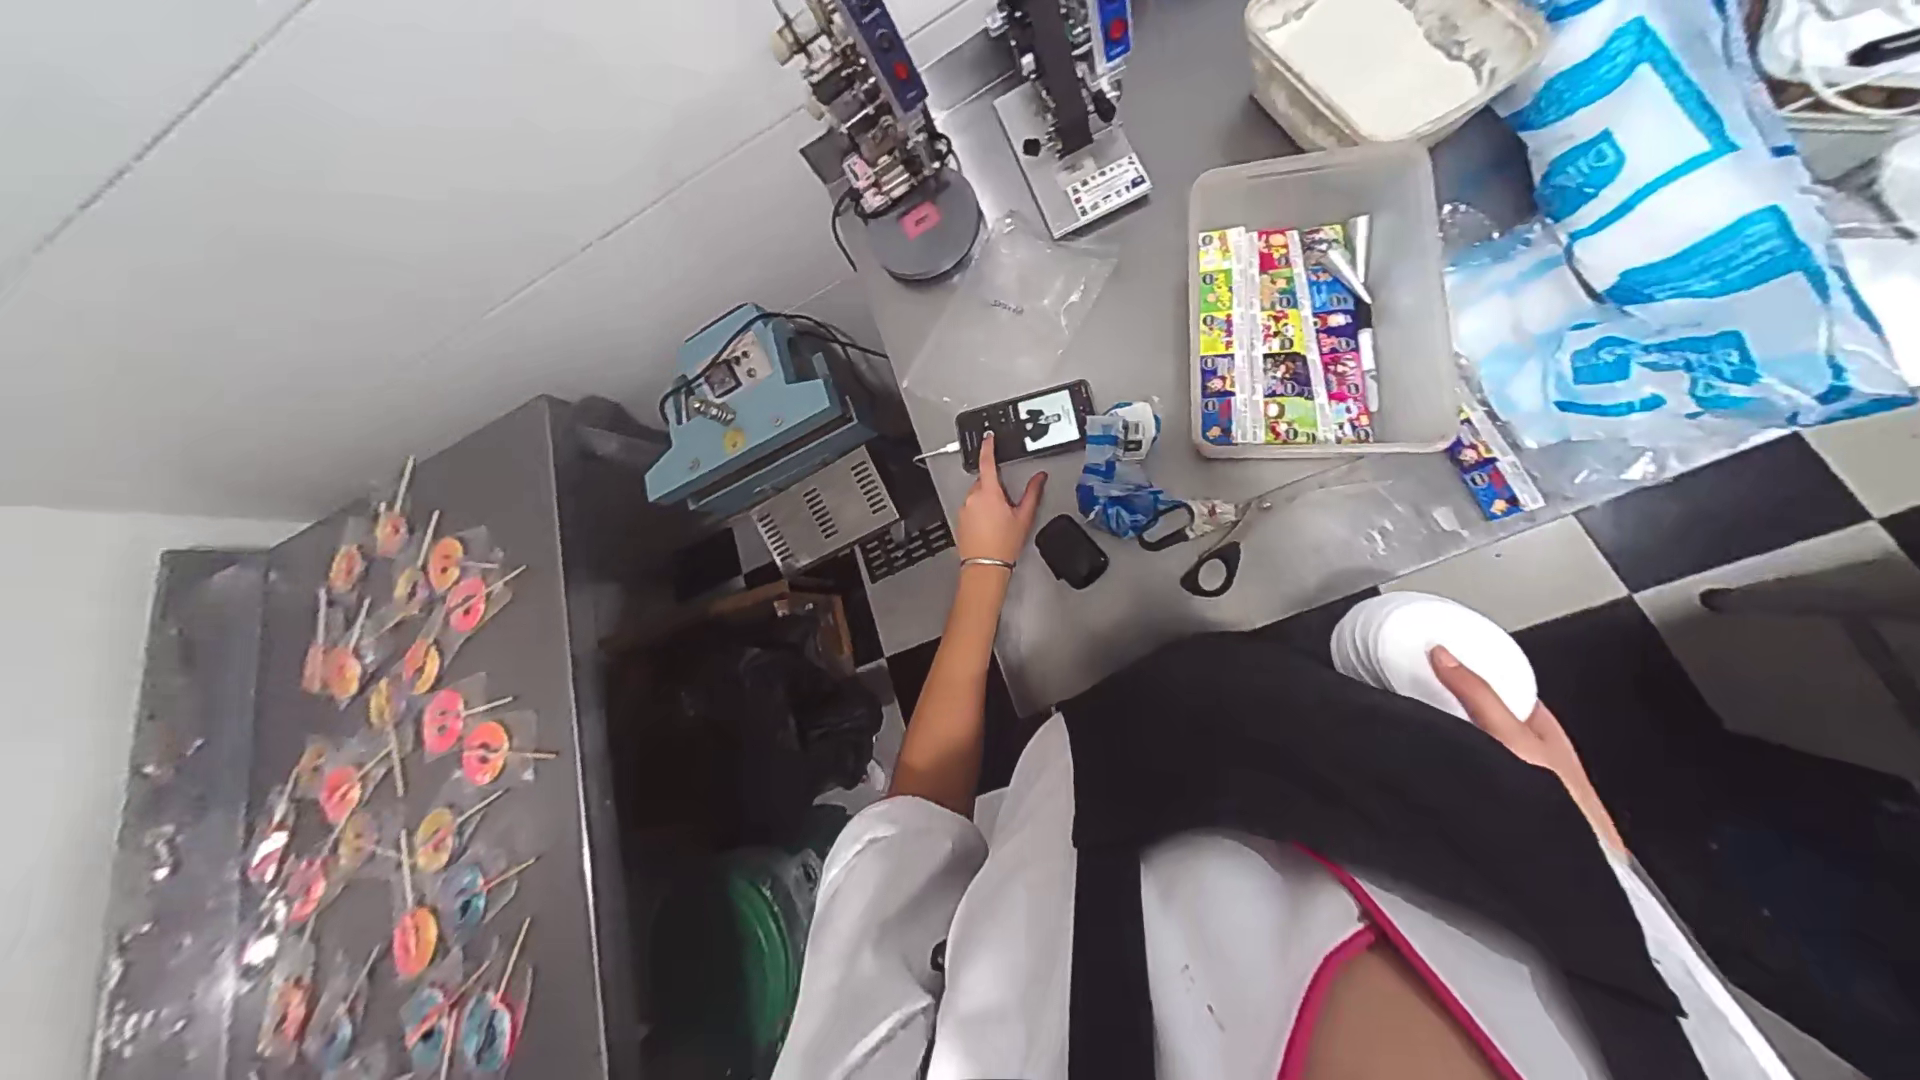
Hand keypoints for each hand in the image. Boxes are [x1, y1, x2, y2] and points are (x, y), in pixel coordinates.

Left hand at [958, 433, 1045, 563]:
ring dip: (987, 501)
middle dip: (995, 488)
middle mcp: (973, 497)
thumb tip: (1039, 478)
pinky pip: (971, 508)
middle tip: (1007, 506)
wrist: (985, 566)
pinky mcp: (959, 519)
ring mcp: (964, 508)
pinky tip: (989, 526)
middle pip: (984, 482)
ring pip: (977, 495)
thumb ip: (1032, 493)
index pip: (987, 462)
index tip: (989, 438)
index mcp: (989, 492)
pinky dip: (980, 511)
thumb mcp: (1024, 517)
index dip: (988, 447)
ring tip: (998, 521)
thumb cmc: (1003, 545)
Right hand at [1429, 646, 1625, 854]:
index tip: (1435, 659)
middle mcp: (1530, 753)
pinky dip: (1445, 763)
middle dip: (1451, 705)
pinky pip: (1463, 770)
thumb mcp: (1512, 735)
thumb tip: (1445, 655)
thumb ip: (1477, 695)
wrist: (1565, 871)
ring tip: (1412, 724)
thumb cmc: (1562, 808)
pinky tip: (1425, 764)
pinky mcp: (1497, 803)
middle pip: (1484, 716)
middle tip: (1414, 688)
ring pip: (1473, 745)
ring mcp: (1513, 780)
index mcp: (1542, 730)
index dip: (1471, 671)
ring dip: (1446, 736)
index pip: (1502, 687)